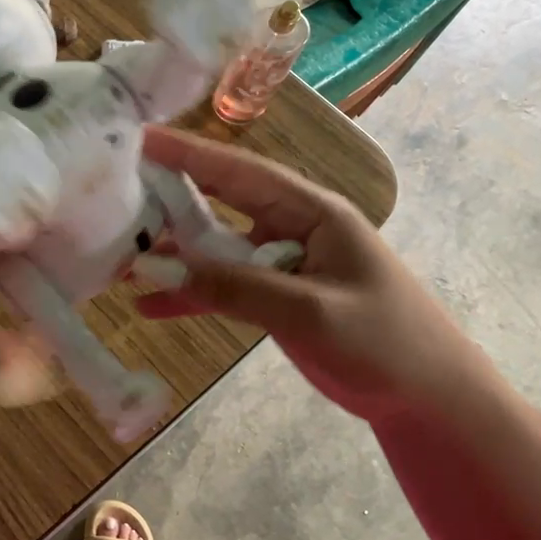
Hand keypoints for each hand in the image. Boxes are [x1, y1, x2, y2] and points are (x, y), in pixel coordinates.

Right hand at [132, 126, 502, 422]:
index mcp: (312, 211)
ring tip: (117, 255)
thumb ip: (235, 287)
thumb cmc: (387, 344)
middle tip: (110, 191)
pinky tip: (148, 305)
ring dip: (170, 253)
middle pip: (218, 202)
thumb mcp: (311, 313)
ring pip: (213, 246)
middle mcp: (291, 227)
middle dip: (167, 198)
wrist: (430, 400)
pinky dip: (188, 293)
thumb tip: (156, 266)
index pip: (239, 172)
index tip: (136, 139)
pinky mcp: (273, 296)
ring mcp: (280, 262)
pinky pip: (221, 285)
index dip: (187, 154)